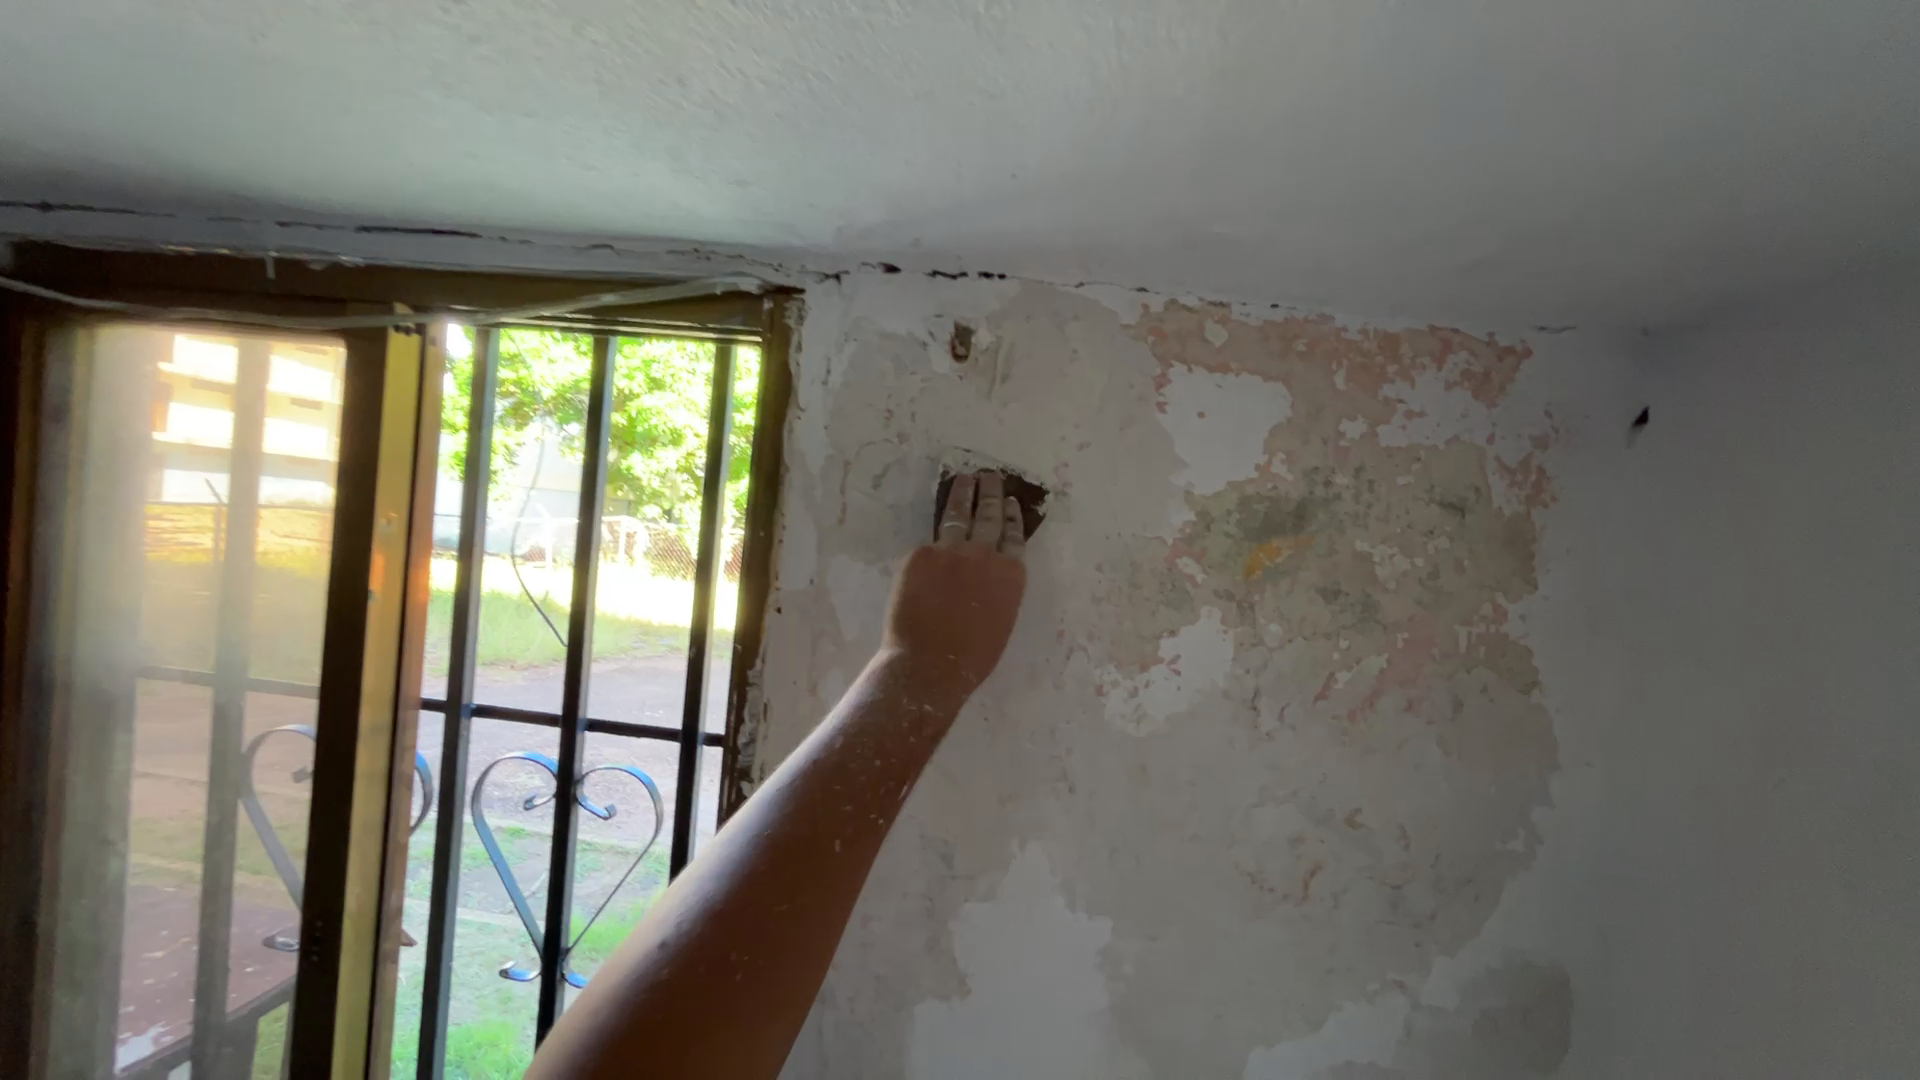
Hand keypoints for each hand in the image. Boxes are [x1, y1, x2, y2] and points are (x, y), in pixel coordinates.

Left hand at [880, 471, 1028, 703]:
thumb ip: (998, 587)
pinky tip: (933, 535)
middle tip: (989, 476)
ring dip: (963, 494)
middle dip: (990, 493)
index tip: (1009, 501)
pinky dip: (933, 542)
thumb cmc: (972, 656)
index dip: (1011, 516)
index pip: (1013, 534)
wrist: (930, 663)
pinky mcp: (920, 554)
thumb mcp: (1002, 619)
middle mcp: (984, 554)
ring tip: (965, 479)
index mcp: (1011, 573)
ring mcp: (950, 551)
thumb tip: (987, 575)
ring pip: (958, 515)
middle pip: (988, 515)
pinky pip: (929, 544)